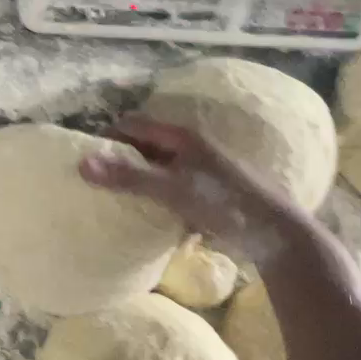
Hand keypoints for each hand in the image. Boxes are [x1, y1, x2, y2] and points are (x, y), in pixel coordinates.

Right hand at [78, 115, 316, 265]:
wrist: (280, 235)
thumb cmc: (225, 203)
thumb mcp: (171, 190)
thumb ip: (126, 177)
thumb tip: (80, 163)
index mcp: (182, 137)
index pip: (131, 124)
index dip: (107, 136)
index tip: (89, 158)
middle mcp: (192, 146)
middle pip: (144, 143)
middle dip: (120, 157)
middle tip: (98, 178)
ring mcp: (202, 167)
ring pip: (158, 164)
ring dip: (138, 176)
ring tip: (118, 195)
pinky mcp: (210, 189)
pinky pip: (172, 183)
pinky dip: (156, 191)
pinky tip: (149, 209)